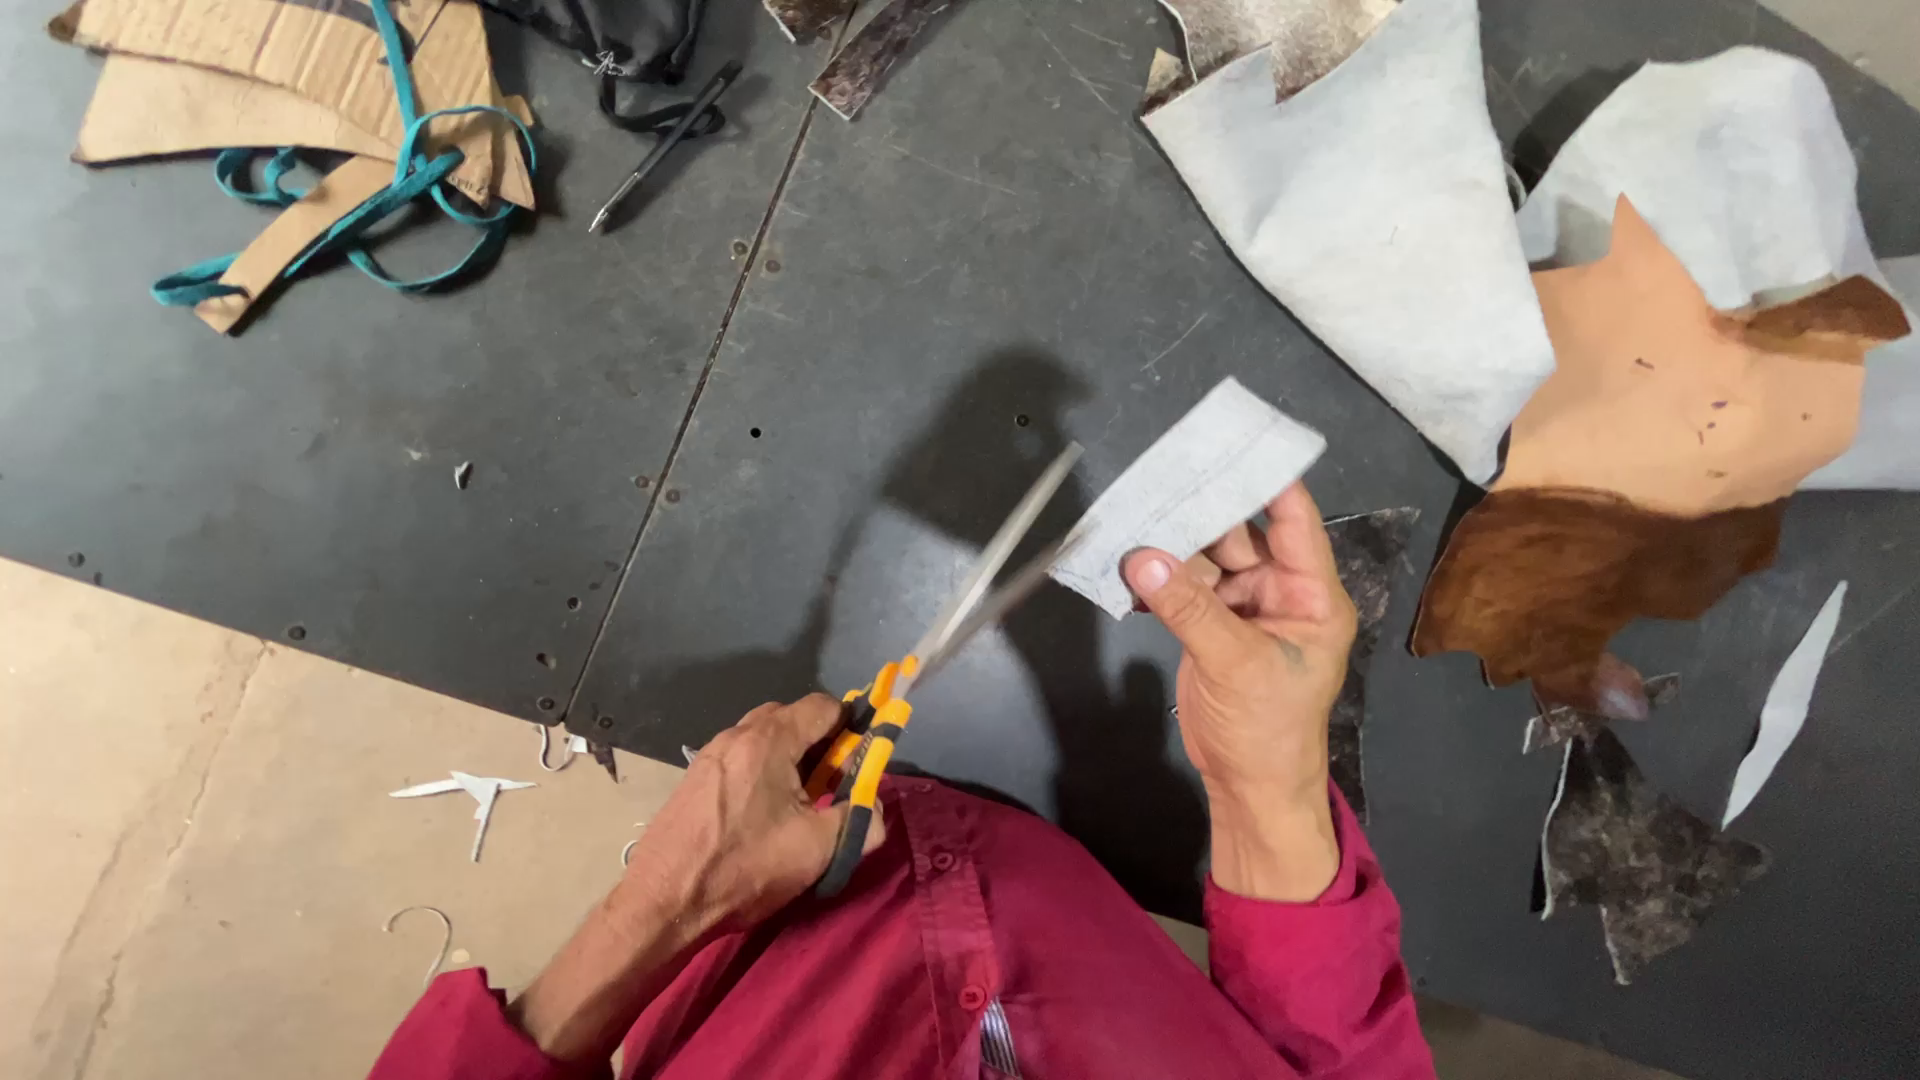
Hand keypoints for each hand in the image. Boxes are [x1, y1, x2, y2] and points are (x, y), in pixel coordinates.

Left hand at [511, 695, 882, 1060]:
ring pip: (765, 737)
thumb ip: (861, 821)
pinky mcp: (695, 776)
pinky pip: (742, 756)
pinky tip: (761, 814)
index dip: (850, 726)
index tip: (858, 760)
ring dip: (790, 758)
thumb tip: (875, 809)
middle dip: (820, 742)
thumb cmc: (743, 869)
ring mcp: (711, 753)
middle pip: (792, 716)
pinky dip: (763, 770)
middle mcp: (738, 734)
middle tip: (829, 783)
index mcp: (769, 740)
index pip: (823, 705)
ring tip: (796, 803)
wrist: (661, 905)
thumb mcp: (817, 850)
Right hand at [1123, 482, 1355, 900]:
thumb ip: (1189, 608)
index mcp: (1310, 595)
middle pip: (1241, 536)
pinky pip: (1184, 590)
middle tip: (1161, 479)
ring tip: (1133, 517)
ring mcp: (1241, 610)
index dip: (1269, 483)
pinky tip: (1128, 567)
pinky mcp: (1210, 628)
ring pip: (1206, 561)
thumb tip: (1140, 556)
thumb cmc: (1268, 727)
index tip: (1233, 447)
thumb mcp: (1235, 663)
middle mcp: (1279, 594)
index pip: (1294, 523)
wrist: (1249, 787)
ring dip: (1173, 546)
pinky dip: (1158, 580)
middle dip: (1203, 513)